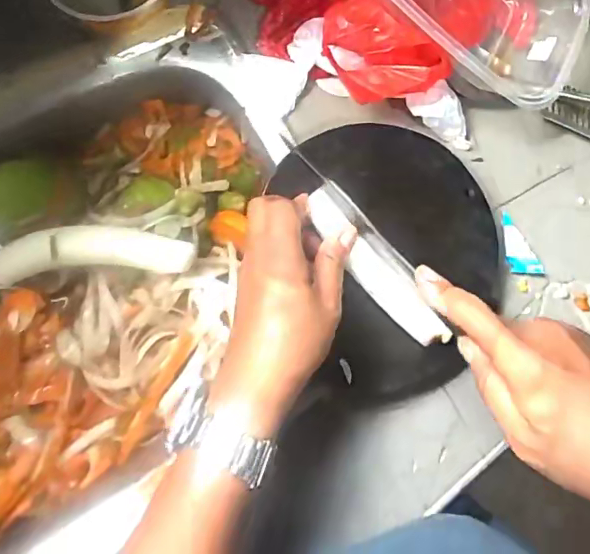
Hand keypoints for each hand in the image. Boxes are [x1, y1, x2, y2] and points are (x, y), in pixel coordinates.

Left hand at [209, 195, 352, 433]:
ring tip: (310, 258)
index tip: (322, 221)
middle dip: (287, 209)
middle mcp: (256, 253)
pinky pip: (258, 246)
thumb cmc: (295, 344)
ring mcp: (246, 266)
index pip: (278, 206)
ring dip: (282, 229)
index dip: (300, 205)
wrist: (253, 383)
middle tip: (314, 233)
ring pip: (258, 226)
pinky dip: (275, 247)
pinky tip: (296, 275)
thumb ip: (332, 262)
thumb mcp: (327, 306)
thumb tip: (345, 230)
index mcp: (277, 255)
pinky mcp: (244, 280)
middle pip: (261, 208)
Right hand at [416, 267, 589, 518]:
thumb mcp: (528, 441)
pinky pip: (552, 353)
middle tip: (530, 419)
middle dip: (502, 368)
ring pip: (527, 347)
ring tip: (565, 427)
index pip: (474, 317)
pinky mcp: (587, 340)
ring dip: (532, 377)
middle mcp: (545, 334)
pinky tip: (582, 419)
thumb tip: (471, 349)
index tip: (423, 276)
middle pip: (501, 340)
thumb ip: (491, 389)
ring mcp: (570, 334)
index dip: (445, 295)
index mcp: (525, 360)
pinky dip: (555, 380)